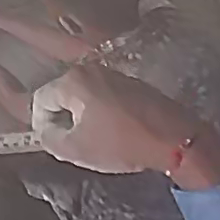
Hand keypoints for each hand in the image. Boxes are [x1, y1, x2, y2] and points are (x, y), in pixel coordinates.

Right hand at [31, 64, 219, 189]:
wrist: (179, 140)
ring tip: (92, 138)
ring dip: (80, 115)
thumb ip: (48, 139)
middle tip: (71, 142)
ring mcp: (112, 74)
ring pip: (81, 95)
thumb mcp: (76, 150)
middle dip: (61, 119)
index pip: (40, 100)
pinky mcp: (130, 83)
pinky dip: (99, 111)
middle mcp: (90, 70)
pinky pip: (102, 94)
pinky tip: (112, 130)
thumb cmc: (123, 143)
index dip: (41, 124)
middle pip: (60, 94)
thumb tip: (45, 131)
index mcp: (73, 81)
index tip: (54, 142)